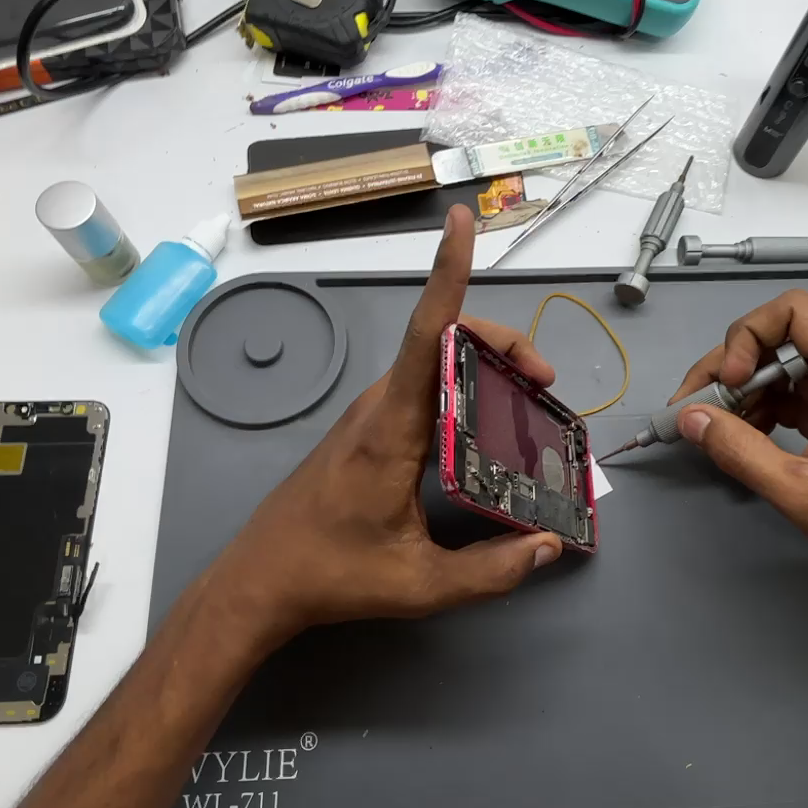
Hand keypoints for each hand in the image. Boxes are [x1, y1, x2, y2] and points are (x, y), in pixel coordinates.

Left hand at [203, 206, 563, 643]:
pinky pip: (423, 386)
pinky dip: (461, 386)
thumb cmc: (331, 575)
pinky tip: (485, 424)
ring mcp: (371, 414)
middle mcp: (381, 406)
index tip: (458, 223)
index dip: (447, 273)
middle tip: (546, 382)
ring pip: (434, 361)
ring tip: (528, 399)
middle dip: (501, 342)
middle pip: (444, 340)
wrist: (259, 580)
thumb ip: (490, 571)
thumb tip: (548, 547)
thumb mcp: (419, 584)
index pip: (428, 335)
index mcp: (394, 430)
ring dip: (482, 363)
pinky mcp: (367, 429)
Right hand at [670, 289, 807, 597]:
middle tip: (693, 408)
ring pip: (781, 366)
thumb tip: (688, 417)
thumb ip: (739, 450)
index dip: (748, 336)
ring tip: (712, 428)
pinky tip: (741, 437)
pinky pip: (793, 394)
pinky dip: (761, 408)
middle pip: (779, 338)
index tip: (728, 381)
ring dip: (741, 391)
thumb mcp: (800, 492)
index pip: (793, 312)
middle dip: (730, 367)